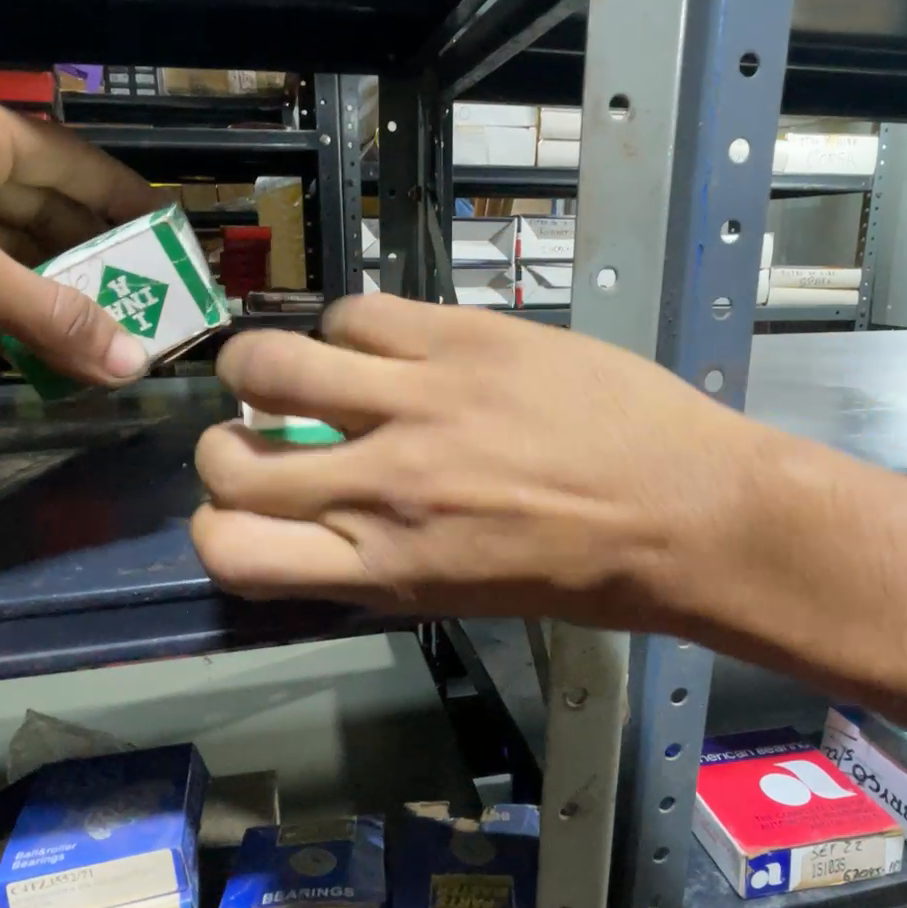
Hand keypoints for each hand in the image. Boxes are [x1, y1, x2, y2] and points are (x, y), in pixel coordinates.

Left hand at [0, 72, 163, 381]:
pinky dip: (15, 321)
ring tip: (121, 340)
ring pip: (14, 258)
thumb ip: (51, 316)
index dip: (132, 207)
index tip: (181, 249)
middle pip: (49, 213)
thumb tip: (136, 365)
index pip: (74, 163)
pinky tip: (56, 353)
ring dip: (62, 301)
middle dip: (104, 263)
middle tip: (160, 309)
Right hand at [190, 294, 771, 624]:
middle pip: (227, 460)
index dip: (218, 527)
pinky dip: (352, 329)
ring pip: (269, 365)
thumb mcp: (460, 593)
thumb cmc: (582, 574)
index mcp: (382, 566)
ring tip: (294, 372)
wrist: (688, 512)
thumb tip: (317, 518)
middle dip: (225, 447)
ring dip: (260, 370)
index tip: (247, 508)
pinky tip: (385, 345)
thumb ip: (374, 558)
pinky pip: (358, 314)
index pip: (231, 550)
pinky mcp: (461, 338)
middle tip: (263, 433)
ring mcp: (418, 404)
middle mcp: (380, 487)